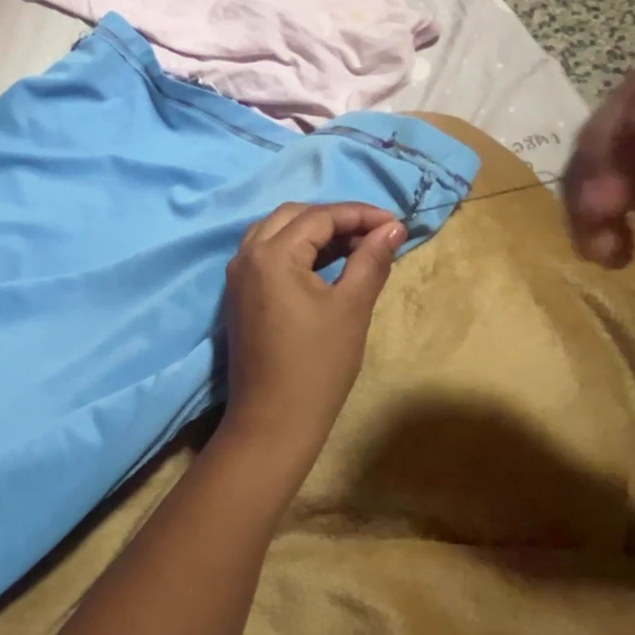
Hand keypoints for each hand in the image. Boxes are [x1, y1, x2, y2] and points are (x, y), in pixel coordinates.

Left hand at [220, 203, 405, 452]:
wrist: (273, 419)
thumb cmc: (318, 365)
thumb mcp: (351, 308)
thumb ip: (371, 261)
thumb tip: (392, 228)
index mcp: (271, 254)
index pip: (319, 217)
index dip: (360, 215)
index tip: (396, 223)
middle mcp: (247, 255)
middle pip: (293, 216)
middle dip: (335, 219)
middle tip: (375, 234)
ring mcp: (238, 276)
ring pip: (276, 233)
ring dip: (314, 233)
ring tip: (356, 247)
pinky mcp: (238, 295)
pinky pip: (266, 255)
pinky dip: (296, 251)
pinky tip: (326, 265)